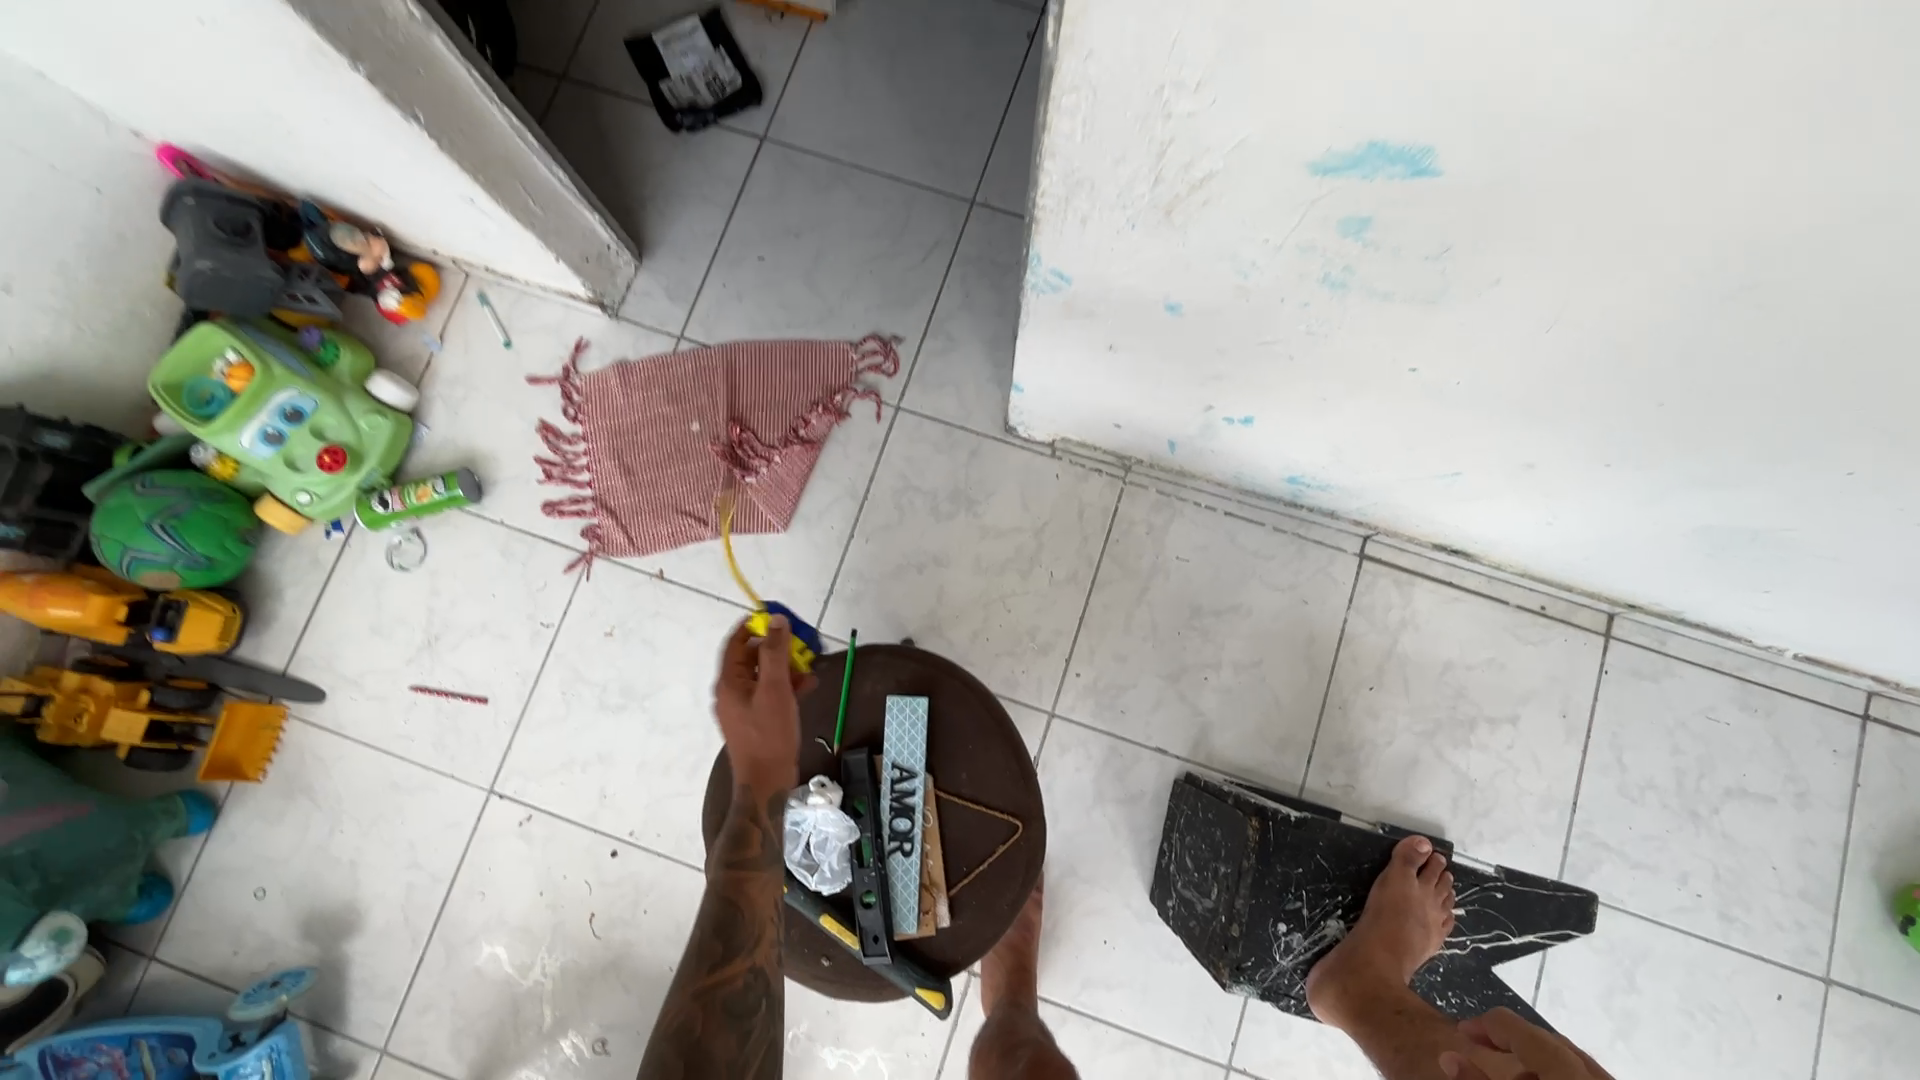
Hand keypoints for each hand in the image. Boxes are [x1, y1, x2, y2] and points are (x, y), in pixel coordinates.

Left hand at [713, 615, 815, 795]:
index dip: (753, 626)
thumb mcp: (776, 689)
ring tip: (809, 667)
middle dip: (776, 648)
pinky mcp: (756, 720)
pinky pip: (769, 694)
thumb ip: (775, 653)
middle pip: (751, 659)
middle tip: (800, 643)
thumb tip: (776, 620)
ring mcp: (743, 708)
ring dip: (785, 668)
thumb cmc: (769, 734)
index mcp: (729, 682)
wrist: (767, 781)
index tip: (776, 617)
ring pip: (763, 677)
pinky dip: (786, 687)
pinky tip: (807, 687)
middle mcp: (731, 692)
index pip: (735, 643)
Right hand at [1440, 1008, 1613, 1079]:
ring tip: (1513, 1078)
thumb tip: (1448, 1057)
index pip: (1518, 1027)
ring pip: (1573, 1061)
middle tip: (1483, 1050)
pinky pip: (1589, 1076)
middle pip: (1550, 1041)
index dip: (1485, 1025)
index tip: (1462, 1033)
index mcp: (1566, 1068)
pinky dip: (1562, 1076)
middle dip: (1513, 1043)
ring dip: (1537, 1062)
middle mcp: (1597, 1074)